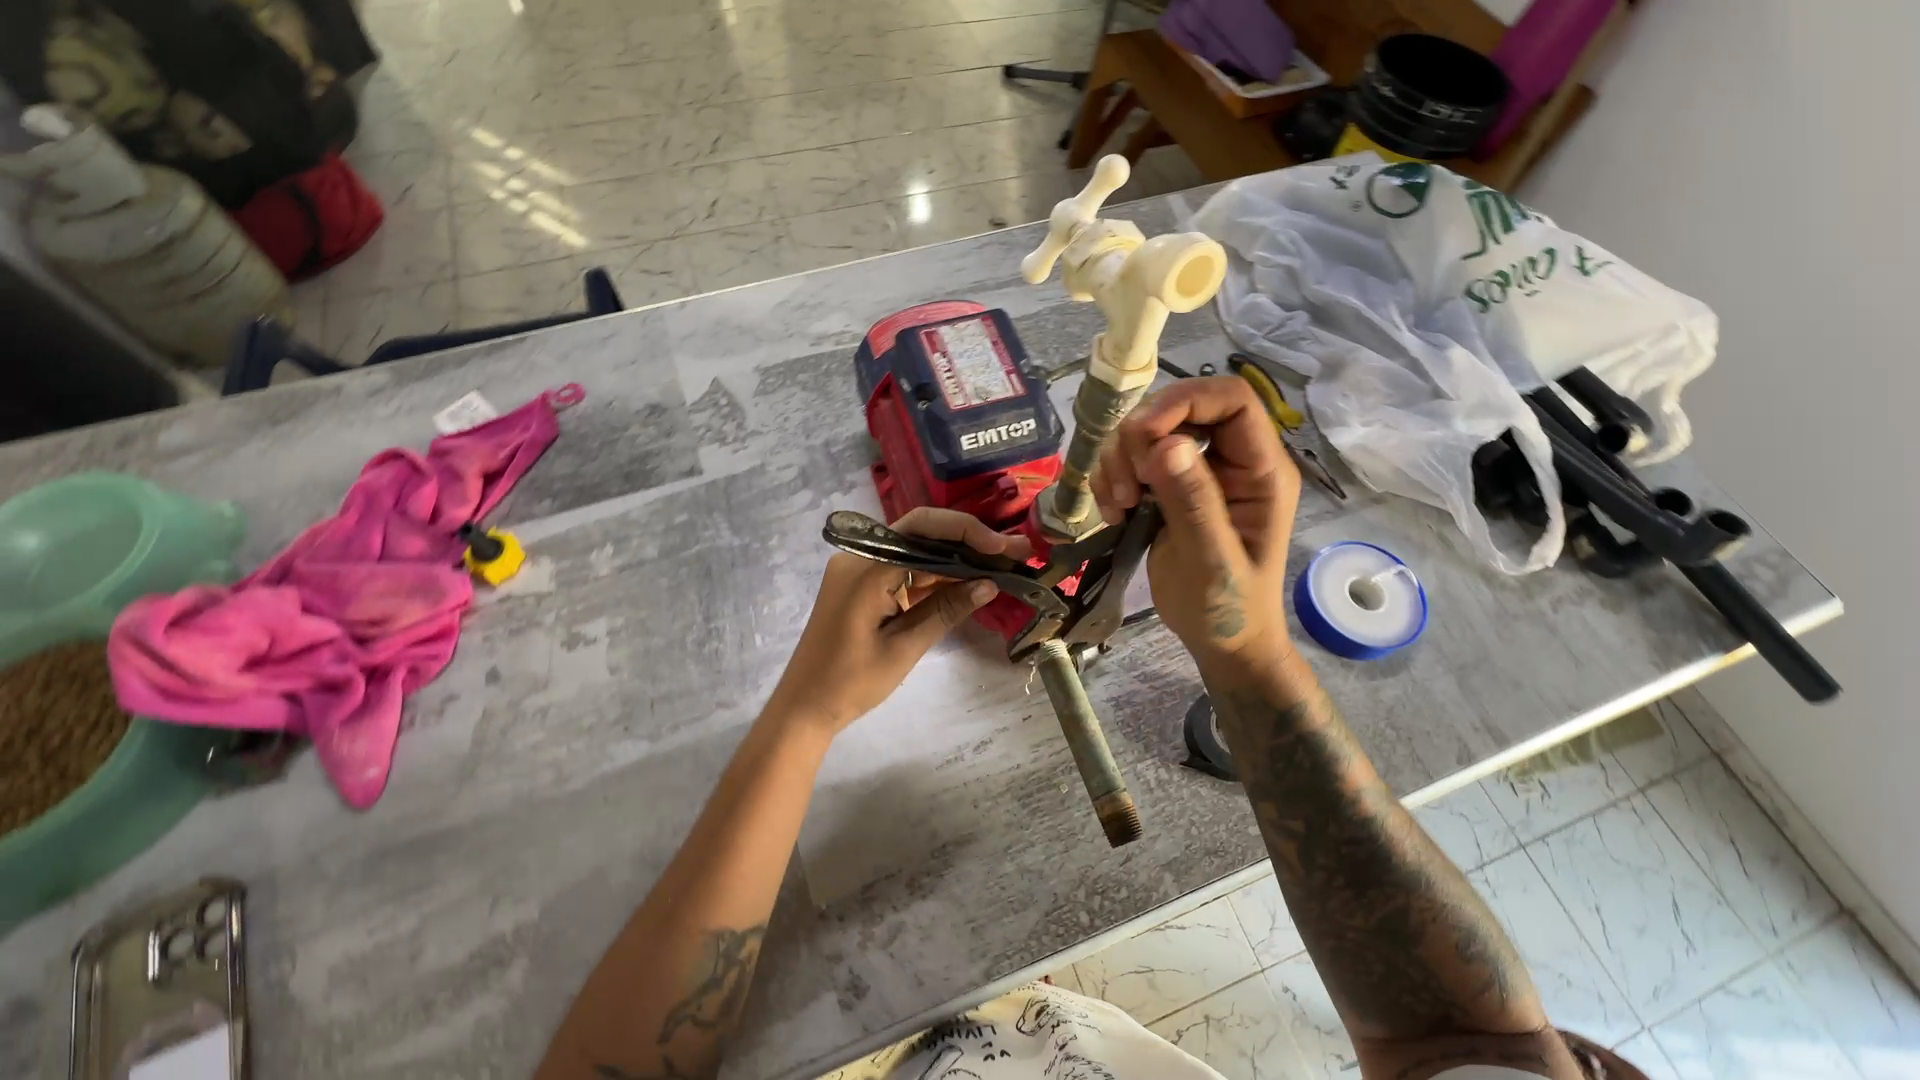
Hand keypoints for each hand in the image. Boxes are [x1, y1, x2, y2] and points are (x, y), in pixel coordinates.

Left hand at [765, 508, 1030, 737]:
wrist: (804, 707)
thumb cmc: (850, 683)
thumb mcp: (905, 647)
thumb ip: (946, 610)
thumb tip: (989, 584)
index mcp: (865, 568)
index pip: (923, 531)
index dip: (968, 533)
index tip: (1003, 548)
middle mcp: (859, 557)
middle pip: (920, 533)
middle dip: (968, 540)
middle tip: (1013, 552)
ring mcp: (859, 570)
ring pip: (914, 550)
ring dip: (954, 556)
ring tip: (1001, 564)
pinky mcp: (862, 586)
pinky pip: (903, 569)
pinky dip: (934, 574)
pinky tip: (968, 580)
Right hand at [1091, 376, 1300, 679]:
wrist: (1220, 643)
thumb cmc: (1229, 609)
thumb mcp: (1212, 561)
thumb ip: (1194, 503)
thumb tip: (1165, 445)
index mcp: (1261, 470)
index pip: (1231, 400)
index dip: (1184, 403)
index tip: (1142, 436)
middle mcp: (1231, 461)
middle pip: (1181, 408)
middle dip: (1141, 437)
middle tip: (1126, 485)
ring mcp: (1197, 473)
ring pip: (1148, 432)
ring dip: (1120, 460)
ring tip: (1119, 506)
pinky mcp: (1167, 489)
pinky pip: (1131, 460)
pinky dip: (1111, 478)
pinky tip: (1114, 513)